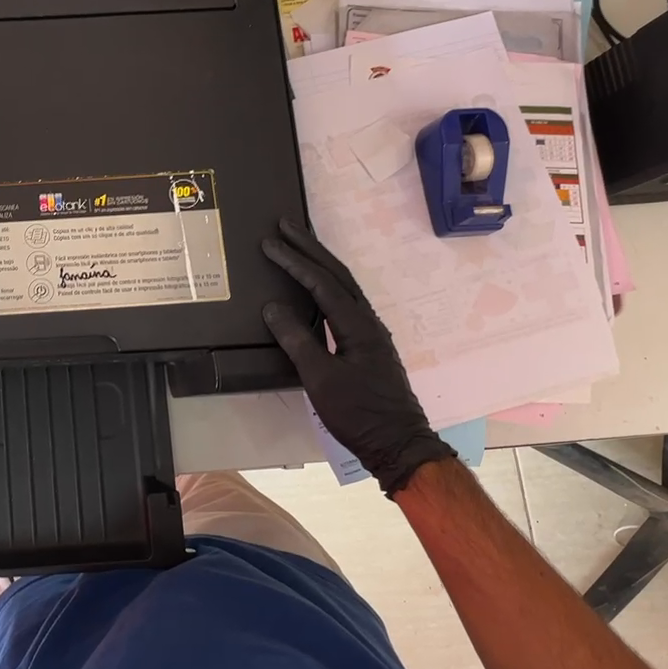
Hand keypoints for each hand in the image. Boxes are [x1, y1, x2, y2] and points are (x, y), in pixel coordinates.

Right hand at [261, 219, 454, 496]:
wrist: (398, 443)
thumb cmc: (358, 413)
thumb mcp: (321, 379)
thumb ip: (298, 341)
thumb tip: (273, 307)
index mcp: (357, 325)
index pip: (322, 283)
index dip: (295, 261)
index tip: (270, 243)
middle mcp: (367, 320)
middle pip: (338, 274)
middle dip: (311, 248)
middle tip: (285, 225)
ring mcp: (371, 332)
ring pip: (344, 285)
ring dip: (320, 262)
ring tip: (299, 245)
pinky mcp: (367, 344)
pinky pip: (344, 301)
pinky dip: (326, 283)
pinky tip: (316, 287)